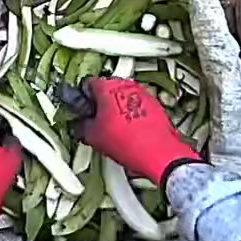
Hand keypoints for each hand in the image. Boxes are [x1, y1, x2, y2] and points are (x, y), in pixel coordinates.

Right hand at [78, 77, 200, 184]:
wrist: (160, 156)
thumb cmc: (129, 142)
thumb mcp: (93, 136)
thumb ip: (81, 125)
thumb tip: (79, 126)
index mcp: (107, 86)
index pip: (87, 84)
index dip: (81, 98)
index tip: (82, 109)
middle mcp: (126, 85)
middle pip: (106, 88)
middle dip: (100, 103)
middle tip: (96, 120)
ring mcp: (143, 94)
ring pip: (122, 97)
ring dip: (116, 108)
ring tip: (113, 128)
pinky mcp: (156, 105)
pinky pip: (137, 105)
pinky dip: (131, 114)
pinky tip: (128, 132)